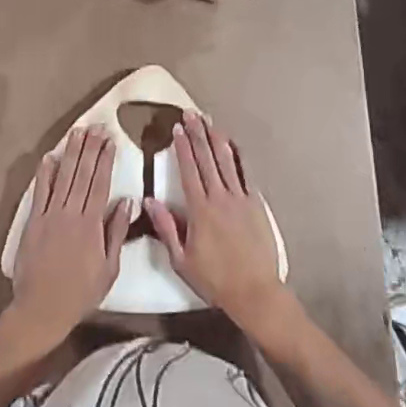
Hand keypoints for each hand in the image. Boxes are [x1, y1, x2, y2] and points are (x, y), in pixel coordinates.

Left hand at [7, 126, 132, 347]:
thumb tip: (127, 202)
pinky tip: (50, 157)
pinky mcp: (33, 220)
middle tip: (96, 127)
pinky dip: (45, 173)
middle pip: (82, 174)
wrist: (43, 306)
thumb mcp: (109, 267)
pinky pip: (40, 191)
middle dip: (90, 148)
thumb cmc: (81, 292)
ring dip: (70, 153)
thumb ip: (116, 232)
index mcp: (91, 224)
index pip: (100, 183)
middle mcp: (70, 213)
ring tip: (77, 133)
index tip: (110, 141)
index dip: (105, 160)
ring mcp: (49, 214)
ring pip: (62, 176)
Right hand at [145, 112, 289, 325]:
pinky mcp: (256, 206)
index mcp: (200, 210)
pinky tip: (233, 145)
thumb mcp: (181, 259)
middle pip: (207, 159)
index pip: (188, 171)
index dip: (181, 148)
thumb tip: (149, 201)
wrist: (255, 292)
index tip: (176, 129)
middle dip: (197, 134)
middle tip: (191, 114)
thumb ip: (165, 227)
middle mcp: (221, 198)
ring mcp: (241, 200)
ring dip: (217, 139)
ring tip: (209, 121)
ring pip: (227, 162)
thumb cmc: (214, 279)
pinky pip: (246, 175)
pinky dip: (239, 157)